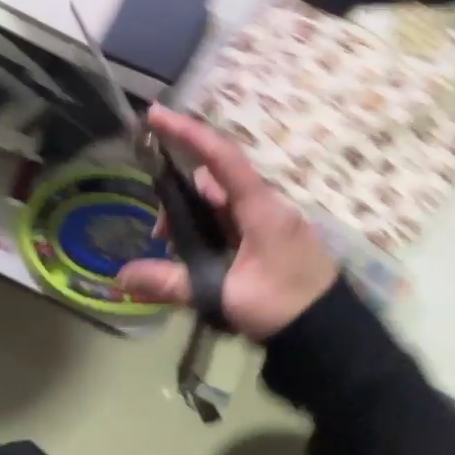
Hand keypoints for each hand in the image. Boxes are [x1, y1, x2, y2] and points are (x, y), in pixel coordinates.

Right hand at [118, 105, 337, 340]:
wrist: (334, 339)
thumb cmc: (283, 309)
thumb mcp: (222, 296)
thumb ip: (170, 283)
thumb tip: (120, 277)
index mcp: (262, 210)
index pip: (221, 159)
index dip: (188, 132)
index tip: (156, 115)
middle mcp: (268, 207)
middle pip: (212, 182)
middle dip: (177, 199)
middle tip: (158, 238)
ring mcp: (273, 222)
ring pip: (219, 202)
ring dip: (191, 219)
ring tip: (175, 256)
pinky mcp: (273, 238)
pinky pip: (231, 219)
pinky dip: (207, 230)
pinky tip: (196, 259)